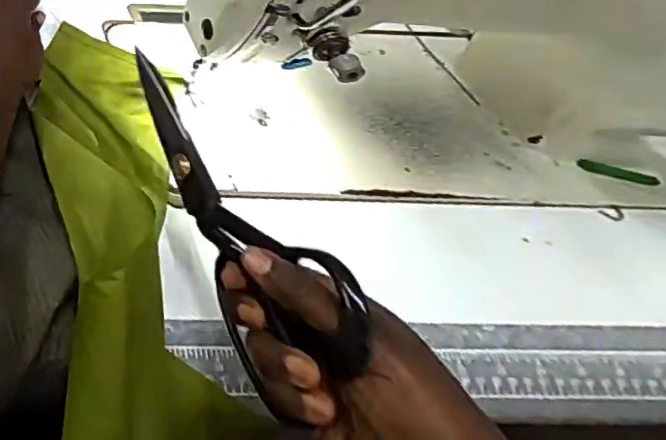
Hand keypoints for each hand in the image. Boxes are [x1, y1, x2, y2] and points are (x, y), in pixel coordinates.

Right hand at [221, 249, 501, 439]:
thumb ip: (308, 294)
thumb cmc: (429, 404)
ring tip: (316, 384)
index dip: (250, 272)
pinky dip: (293, 402)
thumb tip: (256, 255)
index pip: (277, 275)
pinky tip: (323, 410)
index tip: (236, 274)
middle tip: (261, 318)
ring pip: (261, 351)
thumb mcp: (368, 336)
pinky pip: (273, 394)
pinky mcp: (305, 410)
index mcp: (335, 308)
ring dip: (282, 365)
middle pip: (257, 309)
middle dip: (256, 316)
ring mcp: (310, 374)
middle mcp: (317, 336)